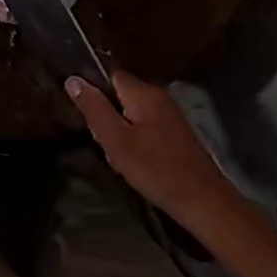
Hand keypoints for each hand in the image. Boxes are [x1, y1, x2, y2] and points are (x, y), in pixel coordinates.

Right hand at [66, 70, 238, 217]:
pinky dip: (136, 141)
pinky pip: (145, 127)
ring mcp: (171, 115)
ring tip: (118, 155)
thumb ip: (94, 108)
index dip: (94, 91)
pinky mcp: (177, 133)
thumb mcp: (115, 139)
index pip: (110, 74)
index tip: (87, 114)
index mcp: (144, 93)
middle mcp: (159, 97)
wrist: (203, 202)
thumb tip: (73, 79)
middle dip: (107, 115)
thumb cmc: (155, 169)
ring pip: (132, 113)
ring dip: (120, 131)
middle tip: (103, 140)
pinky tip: (136, 162)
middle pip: (120, 95)